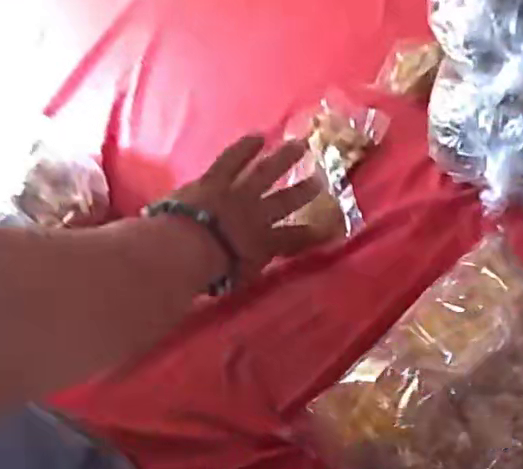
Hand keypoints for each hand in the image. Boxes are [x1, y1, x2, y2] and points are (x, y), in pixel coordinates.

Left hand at [164, 135, 322, 283]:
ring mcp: (237, 194)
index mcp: (265, 244)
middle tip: (321, 178)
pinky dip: (245, 148)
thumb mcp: (240, 279)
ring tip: (299, 145)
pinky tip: (258, 137)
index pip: (296, 239)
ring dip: (283, 159)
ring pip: (265, 173)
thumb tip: (253, 265)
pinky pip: (232, 160)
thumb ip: (250, 268)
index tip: (334, 228)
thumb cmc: (213, 273)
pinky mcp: (215, 179)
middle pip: (285, 201)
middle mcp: (258, 215)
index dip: (316, 234)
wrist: (187, 248)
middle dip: (304, 191)